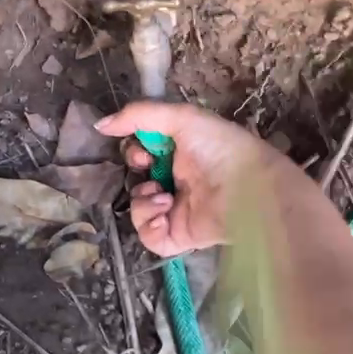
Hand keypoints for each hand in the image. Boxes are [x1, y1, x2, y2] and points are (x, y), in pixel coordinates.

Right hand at [95, 102, 288, 257]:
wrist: (252, 189)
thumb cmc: (221, 148)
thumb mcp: (181, 118)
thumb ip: (139, 115)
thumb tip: (100, 125)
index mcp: (179, 154)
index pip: (141, 154)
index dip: (133, 152)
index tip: (142, 153)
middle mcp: (176, 182)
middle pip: (136, 181)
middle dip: (136, 176)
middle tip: (151, 174)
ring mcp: (177, 211)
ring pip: (138, 210)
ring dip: (143, 202)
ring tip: (164, 198)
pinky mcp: (180, 236)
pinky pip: (150, 237)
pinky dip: (149, 225)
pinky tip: (165, 214)